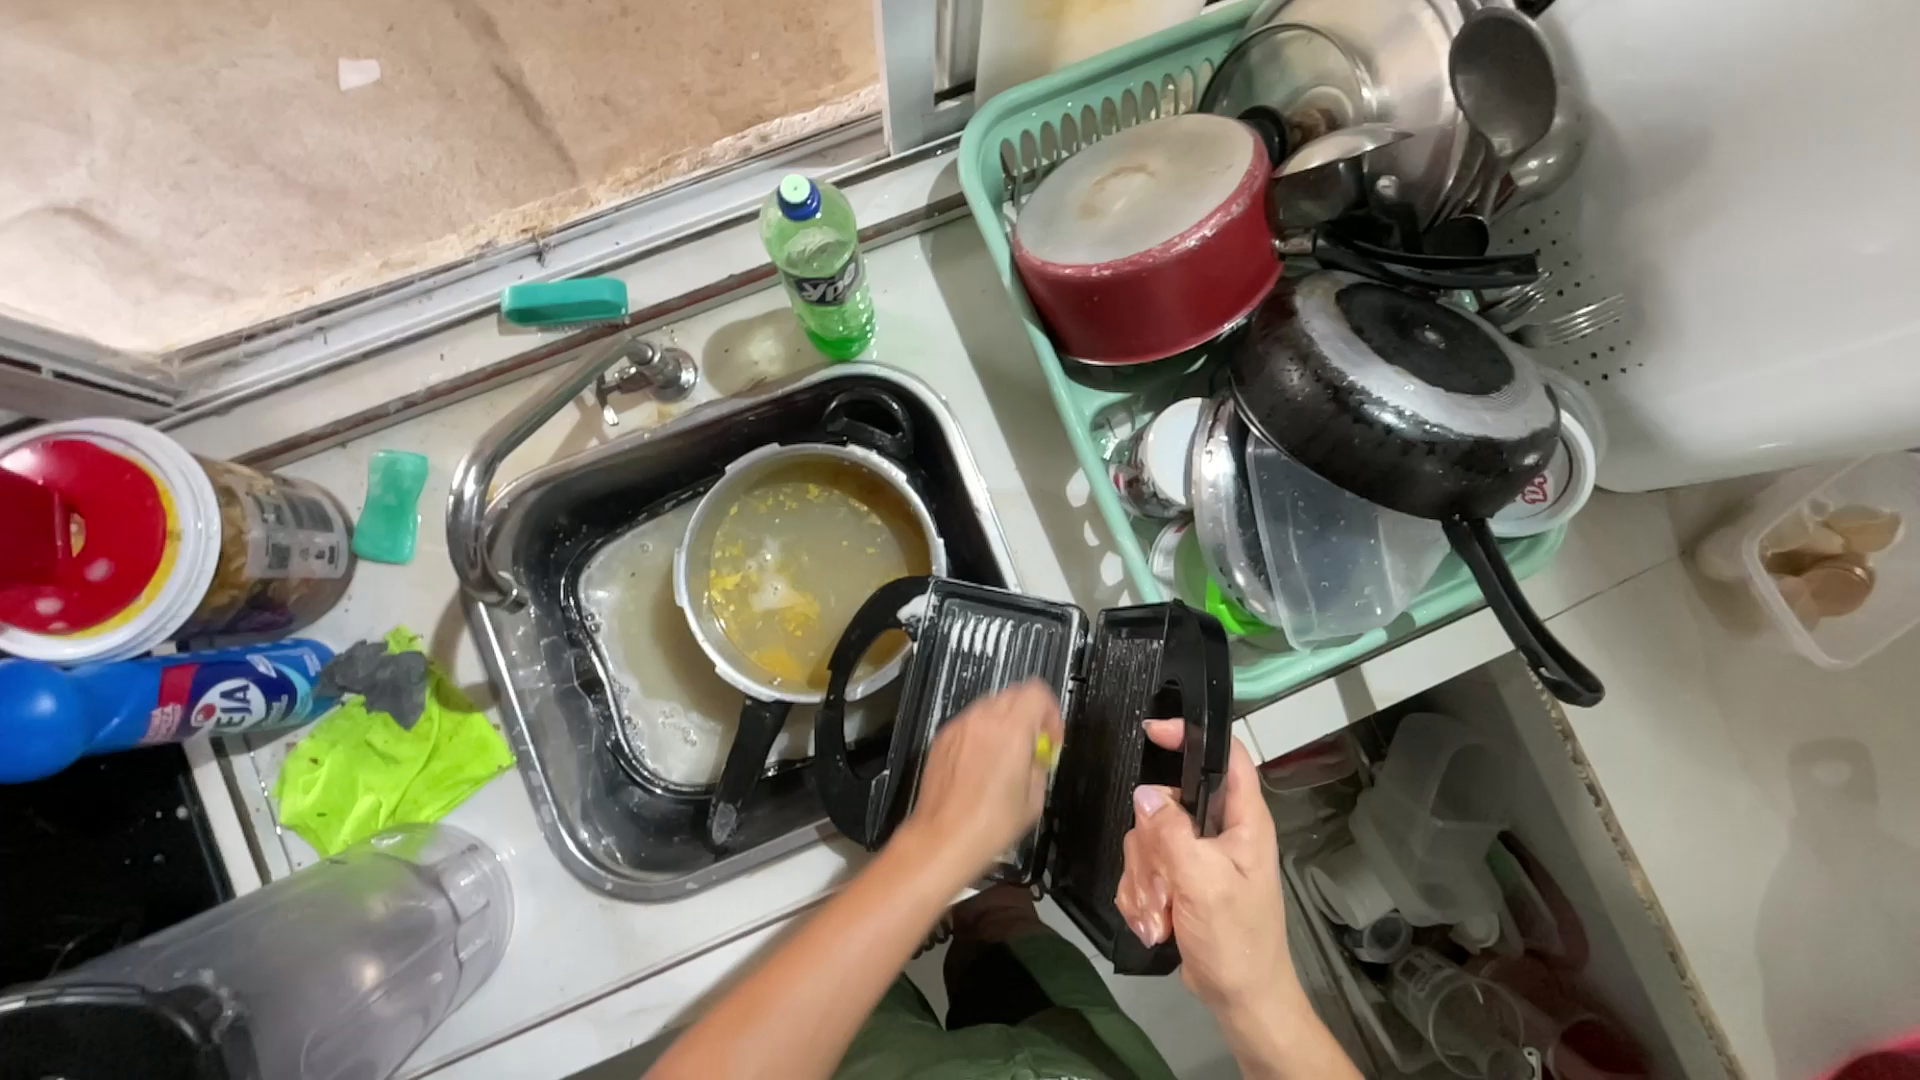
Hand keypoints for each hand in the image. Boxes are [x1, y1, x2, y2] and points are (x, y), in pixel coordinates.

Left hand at [902, 680, 1062, 876]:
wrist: (944, 838)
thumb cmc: (989, 825)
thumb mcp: (1034, 799)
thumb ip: (1039, 764)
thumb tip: (1038, 756)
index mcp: (1012, 730)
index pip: (1037, 692)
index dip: (1051, 712)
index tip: (1050, 737)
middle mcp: (983, 720)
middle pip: (1013, 693)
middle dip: (1029, 715)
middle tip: (1033, 745)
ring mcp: (959, 726)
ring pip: (989, 705)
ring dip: (1004, 722)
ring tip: (1006, 756)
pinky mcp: (942, 738)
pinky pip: (968, 722)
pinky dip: (981, 733)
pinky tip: (982, 764)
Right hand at [1114, 719, 1289, 1012]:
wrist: (1240, 1001)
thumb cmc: (1238, 942)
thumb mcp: (1205, 883)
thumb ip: (1172, 833)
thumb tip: (1144, 793)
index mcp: (1241, 820)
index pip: (1224, 755)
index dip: (1191, 736)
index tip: (1152, 732)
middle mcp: (1216, 830)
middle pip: (1164, 803)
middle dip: (1151, 848)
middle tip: (1164, 883)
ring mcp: (1193, 854)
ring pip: (1145, 838)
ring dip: (1144, 880)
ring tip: (1162, 915)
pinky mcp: (1175, 878)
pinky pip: (1140, 868)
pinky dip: (1140, 896)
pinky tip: (1155, 923)